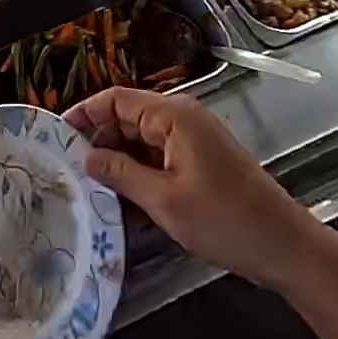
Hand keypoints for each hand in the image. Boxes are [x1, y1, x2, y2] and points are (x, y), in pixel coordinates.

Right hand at [64, 88, 322, 288]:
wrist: (279, 240)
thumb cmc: (224, 218)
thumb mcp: (165, 200)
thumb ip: (122, 174)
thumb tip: (88, 156)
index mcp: (173, 114)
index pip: (118, 98)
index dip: (86, 112)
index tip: (58, 133)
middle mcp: (182, 115)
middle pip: (128, 115)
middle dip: (100, 138)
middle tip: (70, 167)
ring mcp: (192, 135)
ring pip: (142, 137)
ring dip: (119, 158)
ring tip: (91, 186)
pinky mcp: (199, 155)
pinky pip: (159, 153)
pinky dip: (139, 170)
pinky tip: (124, 198)